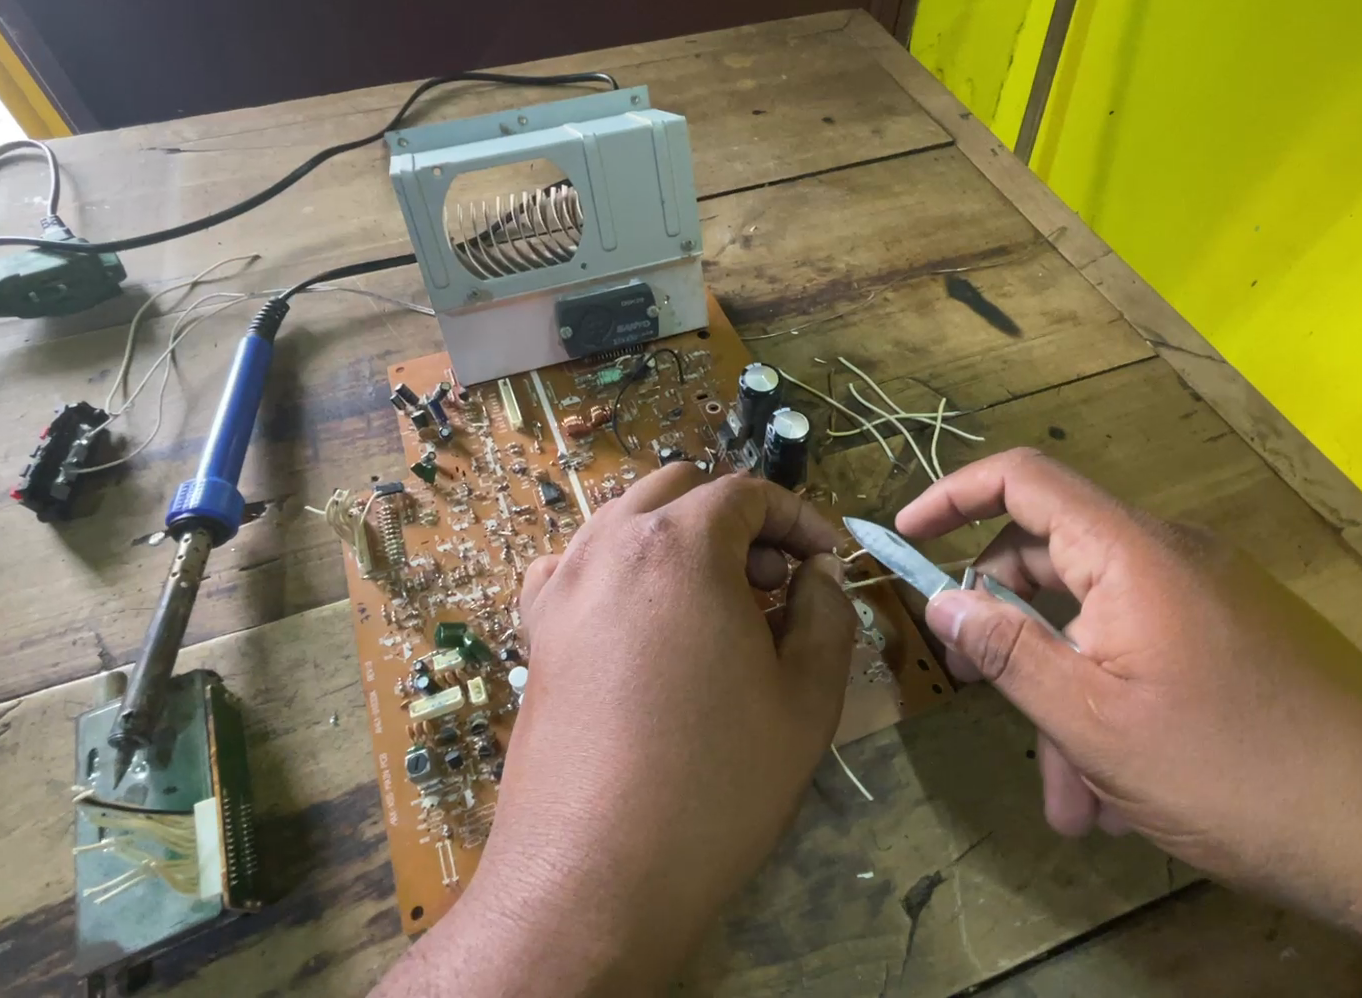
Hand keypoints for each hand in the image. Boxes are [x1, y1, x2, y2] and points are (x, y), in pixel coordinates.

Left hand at [375, 465, 855, 996]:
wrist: (592, 873)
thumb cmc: (716, 782)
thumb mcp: (806, 698)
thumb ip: (826, 614)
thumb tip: (819, 572)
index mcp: (679, 545)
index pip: (745, 492)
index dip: (798, 516)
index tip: (825, 559)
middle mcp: (609, 544)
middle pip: (679, 489)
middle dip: (735, 518)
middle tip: (771, 582)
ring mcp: (562, 584)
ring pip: (624, 519)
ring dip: (678, 538)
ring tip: (712, 605)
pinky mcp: (535, 629)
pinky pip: (575, 564)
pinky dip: (617, 567)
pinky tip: (640, 620)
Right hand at [897, 449, 1361, 996]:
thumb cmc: (1235, 772)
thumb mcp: (1091, 721)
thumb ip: (1005, 650)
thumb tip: (938, 601)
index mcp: (1132, 553)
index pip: (1023, 479)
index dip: (952, 496)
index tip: (904, 537)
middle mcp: (1170, 557)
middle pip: (1050, 561)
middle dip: (1004, 628)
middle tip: (971, 688)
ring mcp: (1208, 598)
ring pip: (1095, 625)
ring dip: (1061, 695)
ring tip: (1065, 793)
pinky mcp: (1235, 638)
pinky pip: (1141, 651)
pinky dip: (1108, 703)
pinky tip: (1112, 793)